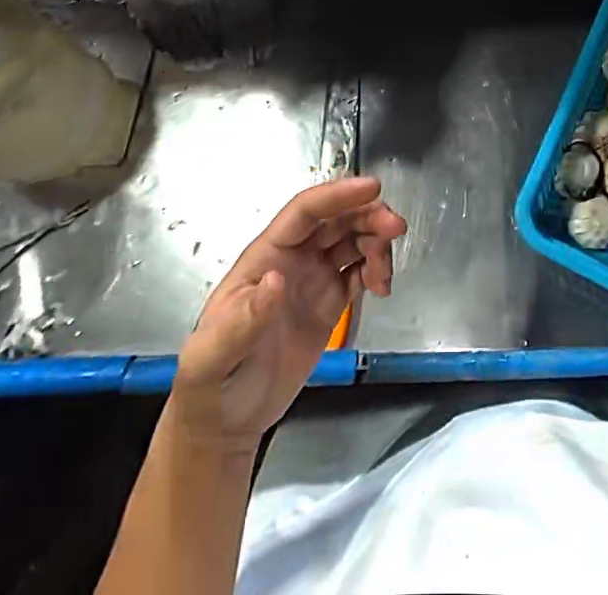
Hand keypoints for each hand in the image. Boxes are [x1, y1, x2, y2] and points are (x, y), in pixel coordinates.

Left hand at [170, 177, 406, 451]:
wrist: (227, 419)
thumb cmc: (211, 383)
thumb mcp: (214, 354)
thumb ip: (244, 319)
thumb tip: (277, 279)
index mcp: (265, 258)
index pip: (304, 214)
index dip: (337, 196)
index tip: (371, 188)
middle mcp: (293, 260)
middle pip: (337, 220)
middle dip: (369, 216)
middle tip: (396, 228)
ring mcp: (313, 279)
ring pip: (354, 241)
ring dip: (377, 244)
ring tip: (385, 274)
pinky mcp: (331, 302)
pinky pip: (360, 271)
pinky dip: (377, 271)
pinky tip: (383, 288)